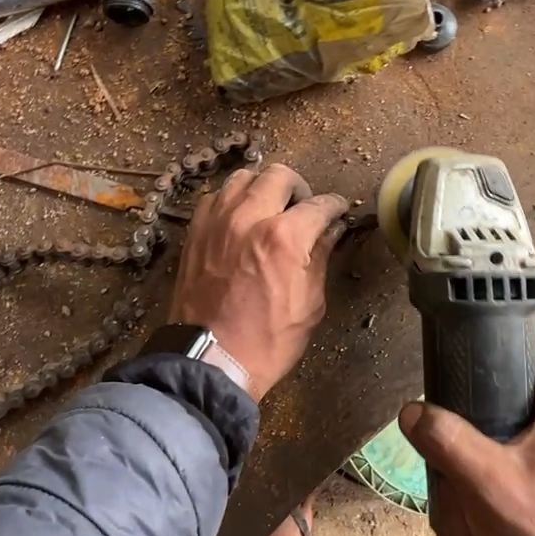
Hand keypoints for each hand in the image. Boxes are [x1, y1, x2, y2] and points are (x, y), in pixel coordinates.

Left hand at [169, 163, 346, 399]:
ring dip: (262, 187)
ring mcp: (217, 221)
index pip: (319, 204)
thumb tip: (331, 230)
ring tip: (269, 208)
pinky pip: (216, 198)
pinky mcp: (195, 231)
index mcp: (284, 237)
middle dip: (299, 188)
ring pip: (243, 178)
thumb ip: (321, 257)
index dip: (335, 206)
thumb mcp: (309, 304)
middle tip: (303, 208)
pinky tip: (239, 220)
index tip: (339, 210)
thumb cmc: (267, 340)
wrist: (211, 360)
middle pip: (279, 175)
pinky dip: (232, 201)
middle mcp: (248, 217)